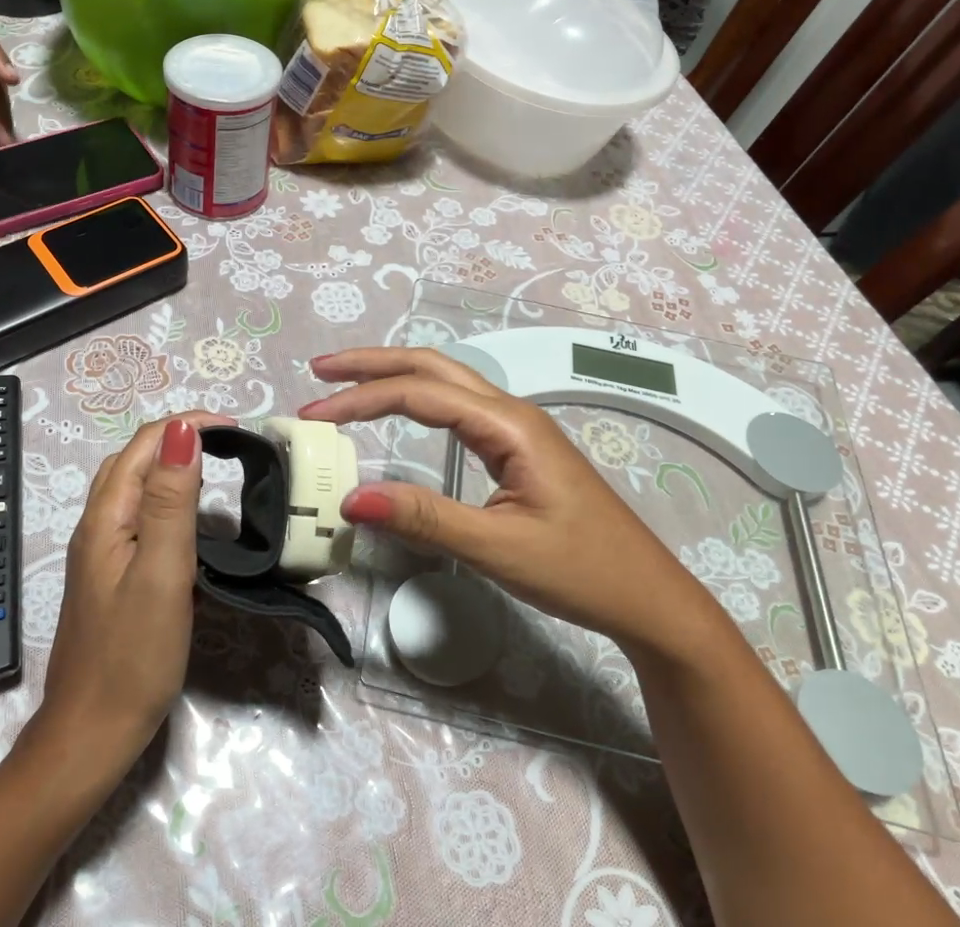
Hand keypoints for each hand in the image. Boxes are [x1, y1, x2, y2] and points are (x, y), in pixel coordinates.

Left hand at [27, 412, 233, 767]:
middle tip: (230, 441)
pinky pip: (137, 520)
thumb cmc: (133, 655)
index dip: (186, 425)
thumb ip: (171, 502)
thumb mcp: (161, 573)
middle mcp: (96, 528)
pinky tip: (189, 522)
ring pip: (132, 490)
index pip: (143, 446)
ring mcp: (101, 555)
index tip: (236, 428)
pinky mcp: (112, 579)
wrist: (93, 729)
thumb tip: (183, 431)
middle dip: (177, 437)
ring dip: (169, 466)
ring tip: (213, 467)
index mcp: (105, 519)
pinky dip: (165, 501)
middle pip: (132, 461)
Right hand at [298, 348, 715, 650]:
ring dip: (395, 376)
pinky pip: (458, 410)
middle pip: (434, 367)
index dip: (363, 400)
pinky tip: (400, 412)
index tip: (314, 415)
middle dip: (374, 364)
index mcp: (511, 427)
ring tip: (346, 383)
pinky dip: (417, 401)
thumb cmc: (579, 570)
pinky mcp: (518, 452)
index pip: (422, 395)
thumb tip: (351, 498)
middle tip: (320, 372)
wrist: (644, 596)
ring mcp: (518, 432)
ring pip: (448, 383)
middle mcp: (513, 415)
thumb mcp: (496, 548)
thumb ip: (424, 518)